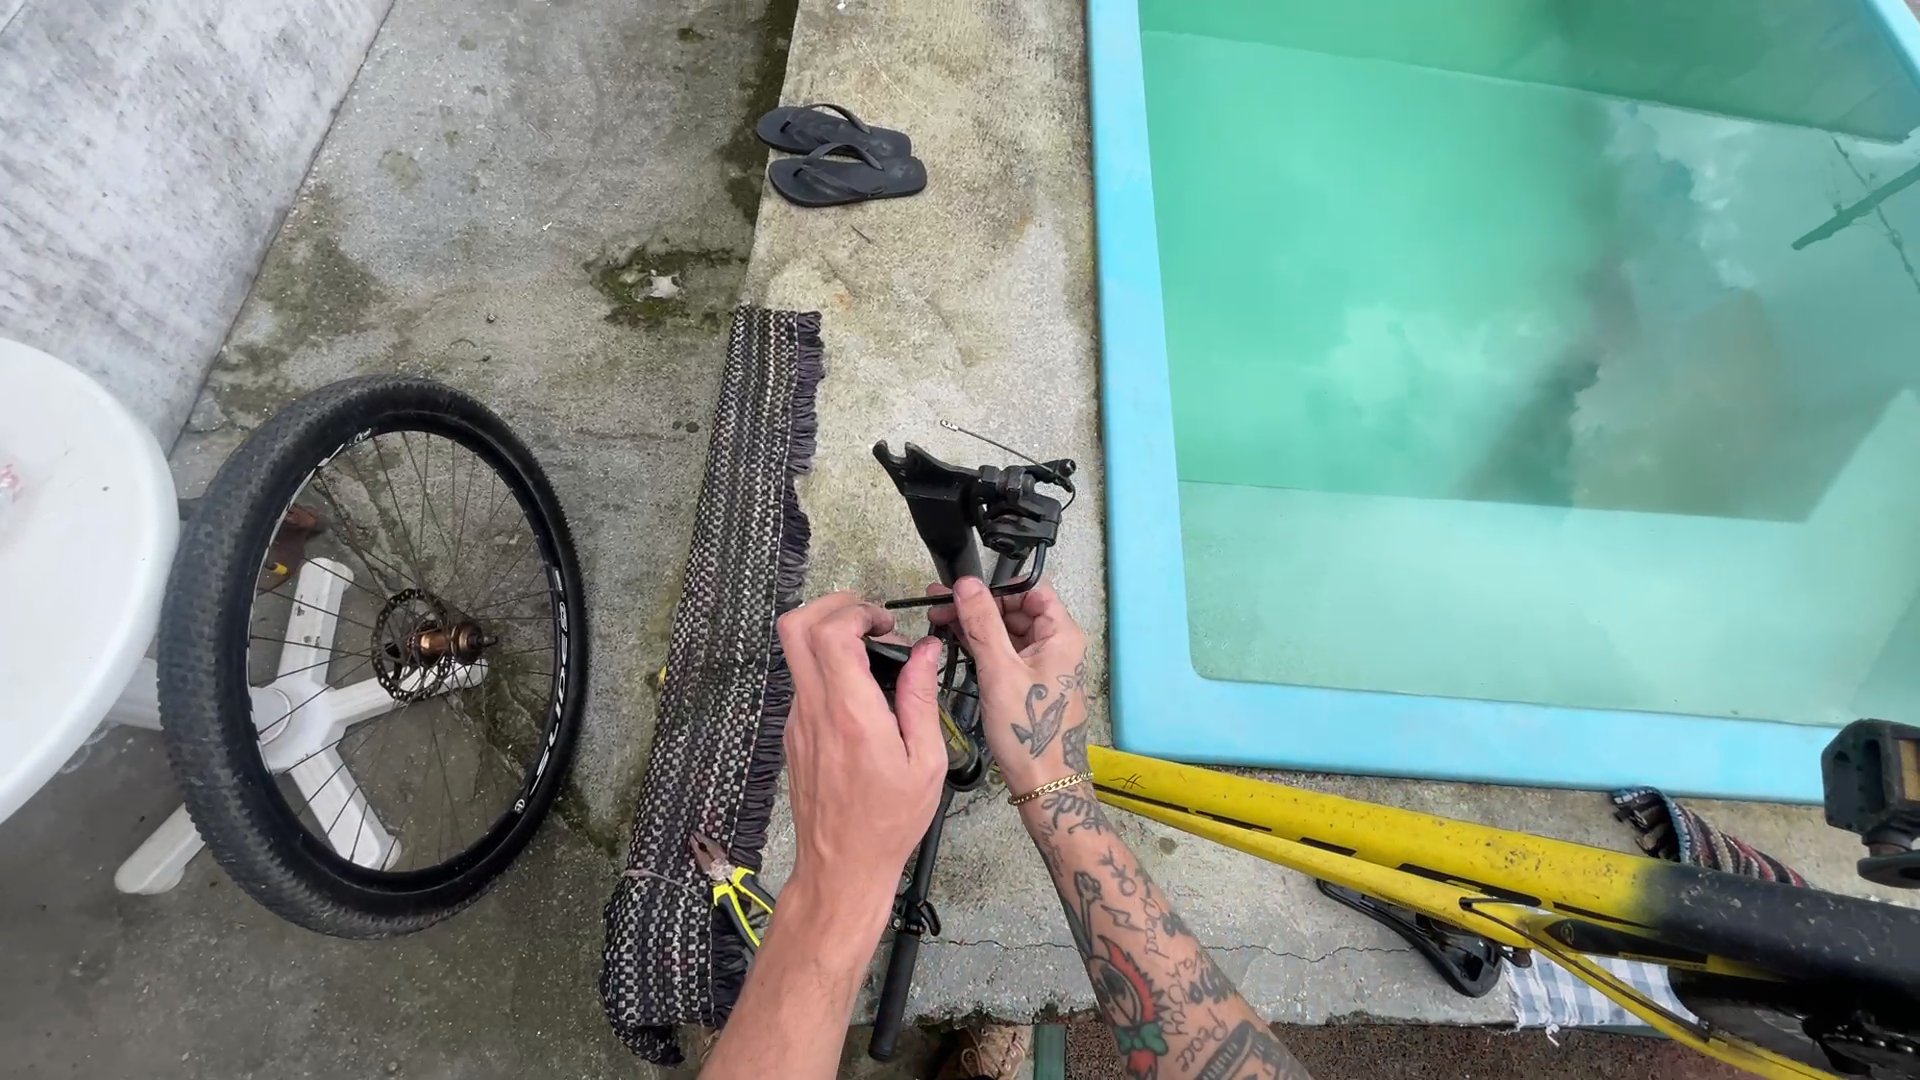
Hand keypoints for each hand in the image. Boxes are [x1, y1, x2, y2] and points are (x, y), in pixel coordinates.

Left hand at [778, 593, 947, 918]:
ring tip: (875, 659)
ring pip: (797, 652)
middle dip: (831, 605)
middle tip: (868, 620)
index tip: (885, 625)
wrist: (842, 867)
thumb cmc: (888, 821)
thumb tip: (925, 651)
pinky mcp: (794, 732)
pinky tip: (864, 694)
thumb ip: (921, 697)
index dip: (857, 611)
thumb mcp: (926, 760)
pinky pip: (806, 681)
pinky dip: (831, 668)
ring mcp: (797, 720)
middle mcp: (814, 710)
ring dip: (832, 637)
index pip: (830, 633)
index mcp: (850, 713)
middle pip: (794, 627)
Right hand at [930, 576, 1088, 794]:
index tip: (965, 591)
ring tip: (941, 621)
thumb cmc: (1030, 734)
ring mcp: (1044, 663)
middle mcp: (1057, 645)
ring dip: (977, 624)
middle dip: (979, 604)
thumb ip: (982, 623)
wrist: (1044, 782)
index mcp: (1062, 635)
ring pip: (1008, 630)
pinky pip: (1006, 651)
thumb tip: (967, 585)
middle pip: (1017, 607)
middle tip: (941, 605)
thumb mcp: (999, 670)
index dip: (998, 586)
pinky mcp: (1030, 680)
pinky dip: (982, 644)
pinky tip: (957, 642)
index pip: (1032, 589)